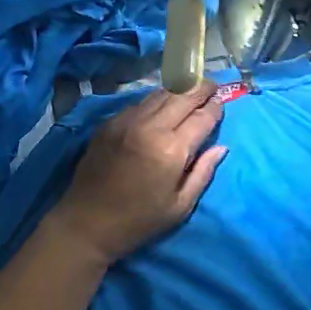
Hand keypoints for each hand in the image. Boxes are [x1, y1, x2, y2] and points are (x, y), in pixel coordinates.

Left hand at [45, 78, 228, 265]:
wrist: (87, 223)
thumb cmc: (139, 221)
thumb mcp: (180, 206)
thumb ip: (203, 172)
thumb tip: (220, 147)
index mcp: (171, 149)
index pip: (202, 116)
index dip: (216, 107)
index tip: (223, 102)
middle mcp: (150, 127)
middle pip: (182, 95)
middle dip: (201, 88)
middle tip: (213, 86)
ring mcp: (126, 121)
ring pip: (160, 94)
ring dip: (179, 89)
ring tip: (191, 90)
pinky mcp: (109, 123)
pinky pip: (139, 103)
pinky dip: (156, 99)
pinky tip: (162, 105)